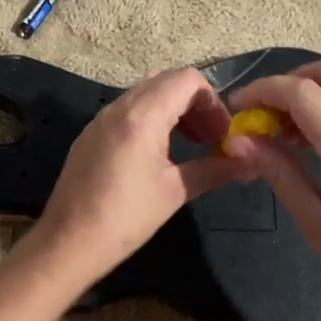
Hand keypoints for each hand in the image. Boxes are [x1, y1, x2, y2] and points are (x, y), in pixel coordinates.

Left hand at [33, 67, 254, 280]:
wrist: (69, 241)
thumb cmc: (126, 217)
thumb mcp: (175, 191)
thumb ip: (214, 170)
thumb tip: (251, 164)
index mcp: (142, 115)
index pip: (187, 79)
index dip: (213, 100)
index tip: (223, 132)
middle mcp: (119, 107)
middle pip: (166, 80)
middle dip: (195, 103)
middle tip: (210, 137)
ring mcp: (100, 119)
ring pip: (144, 93)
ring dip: (172, 109)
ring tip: (189, 144)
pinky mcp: (89, 134)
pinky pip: (126, 111)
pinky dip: (149, 118)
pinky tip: (156, 154)